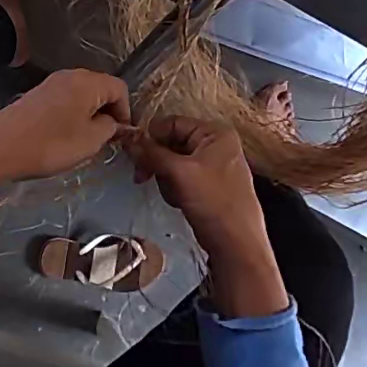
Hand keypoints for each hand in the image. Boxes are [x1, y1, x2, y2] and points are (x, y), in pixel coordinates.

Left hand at [0, 69, 130, 185]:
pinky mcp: (36, 95)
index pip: (120, 88)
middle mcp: (71, 75)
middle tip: (106, 140)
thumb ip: (111, 127)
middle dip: (108, 113)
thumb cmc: (50, 144)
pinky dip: (72, 116)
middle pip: (102, 89)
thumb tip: (115, 123)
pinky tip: (63, 137)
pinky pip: (65, 101)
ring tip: (84, 141)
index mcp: (88, 81)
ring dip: (90, 116)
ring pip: (83, 96)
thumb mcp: (91, 140)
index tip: (122, 136)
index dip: (126, 112)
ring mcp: (51, 83)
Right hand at [126, 115, 286, 316]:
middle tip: (142, 178)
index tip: (134, 154)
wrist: (237, 244)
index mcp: (215, 133)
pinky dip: (175, 189)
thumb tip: (129, 138)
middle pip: (172, 143)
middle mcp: (216, 144)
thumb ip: (152, 153)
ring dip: (167, 179)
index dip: (152, 137)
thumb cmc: (214, 201)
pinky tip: (181, 202)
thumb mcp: (180, 173)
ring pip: (173, 163)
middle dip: (158, 163)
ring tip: (175, 195)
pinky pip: (181, 179)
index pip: (173, 123)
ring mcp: (213, 166)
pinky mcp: (208, 186)